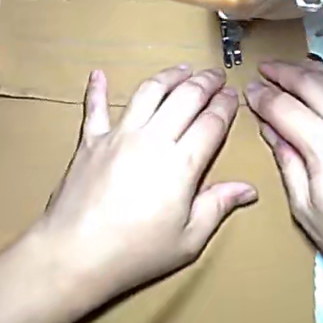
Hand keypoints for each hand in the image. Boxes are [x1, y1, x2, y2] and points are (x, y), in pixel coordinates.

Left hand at [25, 64, 256, 304]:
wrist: (75, 252)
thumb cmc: (135, 252)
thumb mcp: (187, 239)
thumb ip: (217, 207)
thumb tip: (246, 189)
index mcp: (181, 163)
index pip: (212, 122)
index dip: (226, 106)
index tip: (233, 96)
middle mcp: (152, 139)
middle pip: (185, 98)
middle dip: (205, 83)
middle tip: (215, 75)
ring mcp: (119, 136)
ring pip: (148, 92)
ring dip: (167, 77)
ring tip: (181, 70)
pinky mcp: (90, 141)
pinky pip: (94, 108)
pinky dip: (97, 90)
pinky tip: (98, 74)